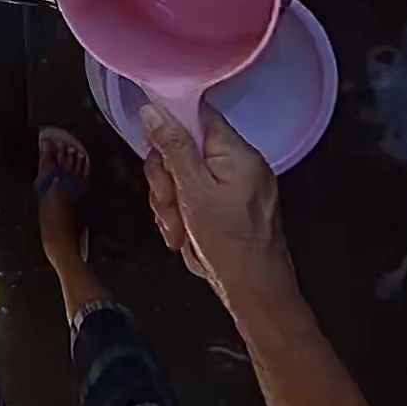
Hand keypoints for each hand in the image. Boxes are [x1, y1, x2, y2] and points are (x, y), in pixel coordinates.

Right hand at [140, 104, 295, 311]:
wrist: (255, 295)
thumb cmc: (231, 244)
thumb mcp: (194, 192)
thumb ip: (173, 147)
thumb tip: (152, 110)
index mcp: (236, 152)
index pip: (197, 113)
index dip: (169, 124)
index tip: (154, 147)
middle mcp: (235, 163)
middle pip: (181, 146)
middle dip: (166, 176)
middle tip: (168, 200)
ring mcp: (229, 185)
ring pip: (179, 173)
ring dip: (168, 200)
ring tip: (177, 226)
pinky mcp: (221, 204)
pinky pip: (188, 194)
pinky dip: (179, 212)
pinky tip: (182, 233)